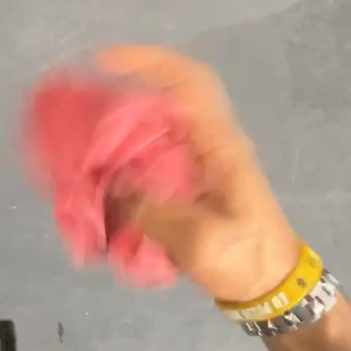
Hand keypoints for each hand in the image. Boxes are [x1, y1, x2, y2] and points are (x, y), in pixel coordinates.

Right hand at [95, 46, 299, 303]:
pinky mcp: (186, 180)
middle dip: (120, 89)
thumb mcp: (199, 239)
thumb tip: (112, 184)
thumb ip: (152, 208)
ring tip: (79, 130)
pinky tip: (96, 167)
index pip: (188, 82)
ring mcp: (196, 160)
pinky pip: (148, 151)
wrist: (272, 287)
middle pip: (163, 95)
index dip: (148, 62)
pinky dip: (120, 151)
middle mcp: (206, 142)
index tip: (103, 62)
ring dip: (116, 121)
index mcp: (217, 144)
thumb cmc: (245, 257)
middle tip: (79, 98)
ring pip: (152, 123)